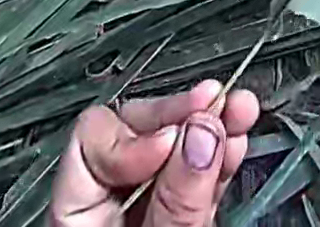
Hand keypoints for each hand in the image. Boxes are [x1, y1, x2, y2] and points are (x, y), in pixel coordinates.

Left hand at [49, 80, 258, 226]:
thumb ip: (176, 201)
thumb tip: (200, 131)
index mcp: (77, 219)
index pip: (92, 139)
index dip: (136, 131)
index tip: (173, 139)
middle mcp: (106, 210)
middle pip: (138, 131)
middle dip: (182, 114)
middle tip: (219, 103)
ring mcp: (143, 213)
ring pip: (173, 148)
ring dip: (212, 123)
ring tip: (241, 106)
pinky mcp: (179, 219)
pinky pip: (196, 173)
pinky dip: (220, 153)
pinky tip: (237, 136)